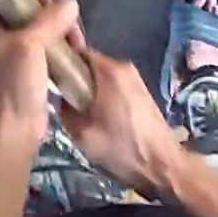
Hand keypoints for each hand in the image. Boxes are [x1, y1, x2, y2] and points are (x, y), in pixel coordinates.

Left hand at [0, 0, 83, 149]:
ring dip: (62, 31)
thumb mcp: (31, 44)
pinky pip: (49, 46)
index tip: (53, 3)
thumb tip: (71, 2)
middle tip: (72, 27)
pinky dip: (62, 46)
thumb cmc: (15, 84)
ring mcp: (16, 52)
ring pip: (44, 28)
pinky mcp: (30, 68)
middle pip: (32, 10)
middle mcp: (0, 35)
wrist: (15, 129)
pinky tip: (74, 52)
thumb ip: (51, 19)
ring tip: (77, 43)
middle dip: (56, 14)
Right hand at [62, 51, 188, 194]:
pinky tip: (102, 116)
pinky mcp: (141, 89)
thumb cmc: (122, 148)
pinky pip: (115, 84)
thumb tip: (60, 98)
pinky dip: (106, 94)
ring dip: (92, 89)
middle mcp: (123, 66)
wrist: (162, 163)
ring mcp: (135, 77)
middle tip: (67, 101)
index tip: (55, 79)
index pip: (79, 53)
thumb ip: (66, 111)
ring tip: (84, 112)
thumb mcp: (84, 135)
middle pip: (92, 64)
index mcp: (109, 70)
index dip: (65, 64)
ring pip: (103, 75)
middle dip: (78, 80)